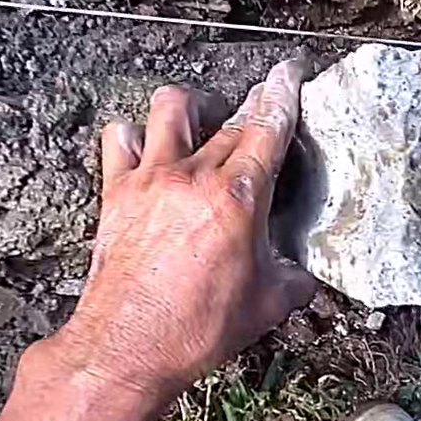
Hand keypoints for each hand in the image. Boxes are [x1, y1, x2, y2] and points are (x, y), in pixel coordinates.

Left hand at [32, 61, 316, 401]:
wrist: (128, 347)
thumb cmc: (196, 328)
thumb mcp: (267, 306)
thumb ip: (294, 280)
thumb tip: (303, 277)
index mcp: (237, 199)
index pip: (267, 128)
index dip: (283, 94)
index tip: (289, 73)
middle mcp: (193, 177)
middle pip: (230, 120)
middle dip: (251, 110)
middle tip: (261, 116)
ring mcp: (150, 179)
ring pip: (171, 107)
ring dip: (194, 107)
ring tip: (205, 123)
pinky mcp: (117, 192)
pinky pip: (122, 138)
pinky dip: (139, 136)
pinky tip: (152, 153)